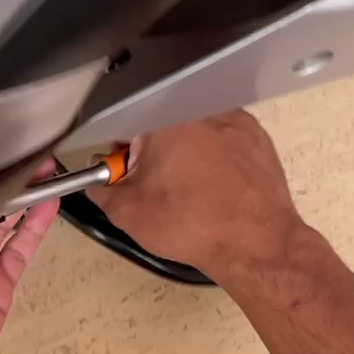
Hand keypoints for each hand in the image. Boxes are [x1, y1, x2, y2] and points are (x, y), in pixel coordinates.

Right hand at [89, 110, 305, 279]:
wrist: (253, 244)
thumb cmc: (192, 225)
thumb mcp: (126, 212)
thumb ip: (100, 188)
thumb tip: (98, 180)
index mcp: (164, 119)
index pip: (124, 124)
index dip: (118, 151)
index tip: (122, 172)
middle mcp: (200, 108)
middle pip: (161, 122)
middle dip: (151, 150)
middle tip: (154, 183)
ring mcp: (233, 118)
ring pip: (193, 128)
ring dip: (182, 150)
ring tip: (186, 187)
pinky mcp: (256, 135)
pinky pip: (222, 137)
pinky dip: (212, 155)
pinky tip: (213, 184)